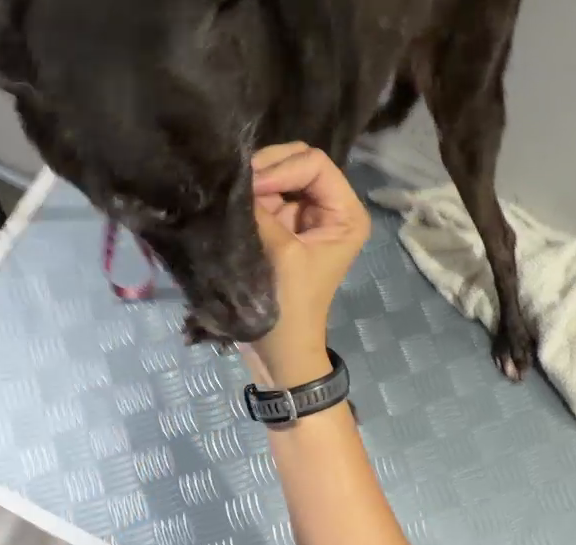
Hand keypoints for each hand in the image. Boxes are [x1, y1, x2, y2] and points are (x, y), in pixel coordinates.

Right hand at [247, 143, 370, 383]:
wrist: (279, 350)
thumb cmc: (291, 307)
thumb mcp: (284, 254)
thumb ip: (262, 211)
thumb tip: (235, 178)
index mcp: (346, 213)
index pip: (314, 164)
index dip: (282, 167)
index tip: (251, 185)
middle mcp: (328, 208)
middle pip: (297, 163)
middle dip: (267, 169)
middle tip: (236, 183)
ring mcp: (302, 218)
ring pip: (277, 178)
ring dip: (254, 183)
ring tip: (230, 194)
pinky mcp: (279, 229)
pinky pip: (263, 199)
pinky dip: (247, 198)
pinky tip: (229, 203)